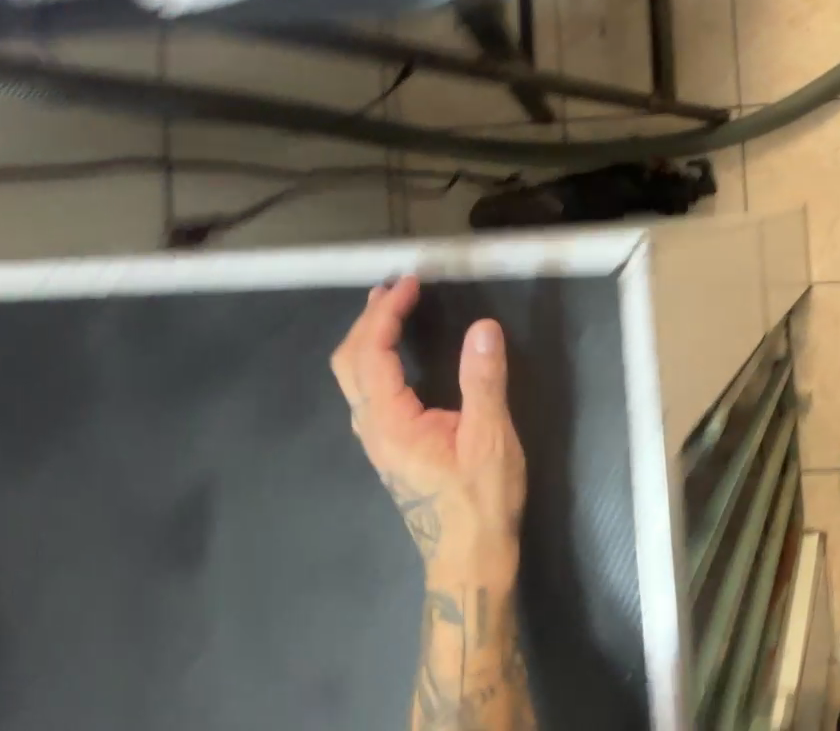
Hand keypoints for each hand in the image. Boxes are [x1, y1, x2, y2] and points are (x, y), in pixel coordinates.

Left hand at [330, 276, 526, 579]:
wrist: (470, 556)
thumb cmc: (481, 499)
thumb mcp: (491, 438)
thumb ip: (483, 381)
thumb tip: (483, 327)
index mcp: (390, 423)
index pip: (372, 355)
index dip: (385, 314)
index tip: (410, 283)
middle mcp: (373, 429)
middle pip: (348, 364)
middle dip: (367, 320)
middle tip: (396, 287)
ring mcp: (378, 440)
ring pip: (354, 379)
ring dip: (367, 337)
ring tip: (391, 307)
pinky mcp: (391, 446)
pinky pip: (368, 390)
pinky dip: (376, 358)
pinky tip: (396, 353)